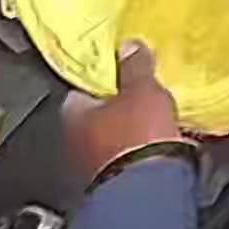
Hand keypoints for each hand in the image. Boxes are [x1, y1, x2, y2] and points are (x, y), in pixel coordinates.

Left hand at [60, 40, 183, 181]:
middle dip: (116, 101)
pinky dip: (135, 140)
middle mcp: (74, 140)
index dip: (102, 77)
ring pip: (110, 132)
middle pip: (96, 112)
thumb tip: (127, 44)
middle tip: (140, 88)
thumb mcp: (142, 88)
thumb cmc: (137, 129)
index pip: (82, 88)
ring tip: (151, 110)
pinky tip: (153, 133)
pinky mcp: (113, 177)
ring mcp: (91, 162)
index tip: (122, 69)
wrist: (146, 184)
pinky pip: (123, 149)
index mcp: (74, 114)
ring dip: (126, 123)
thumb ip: (135, 66)